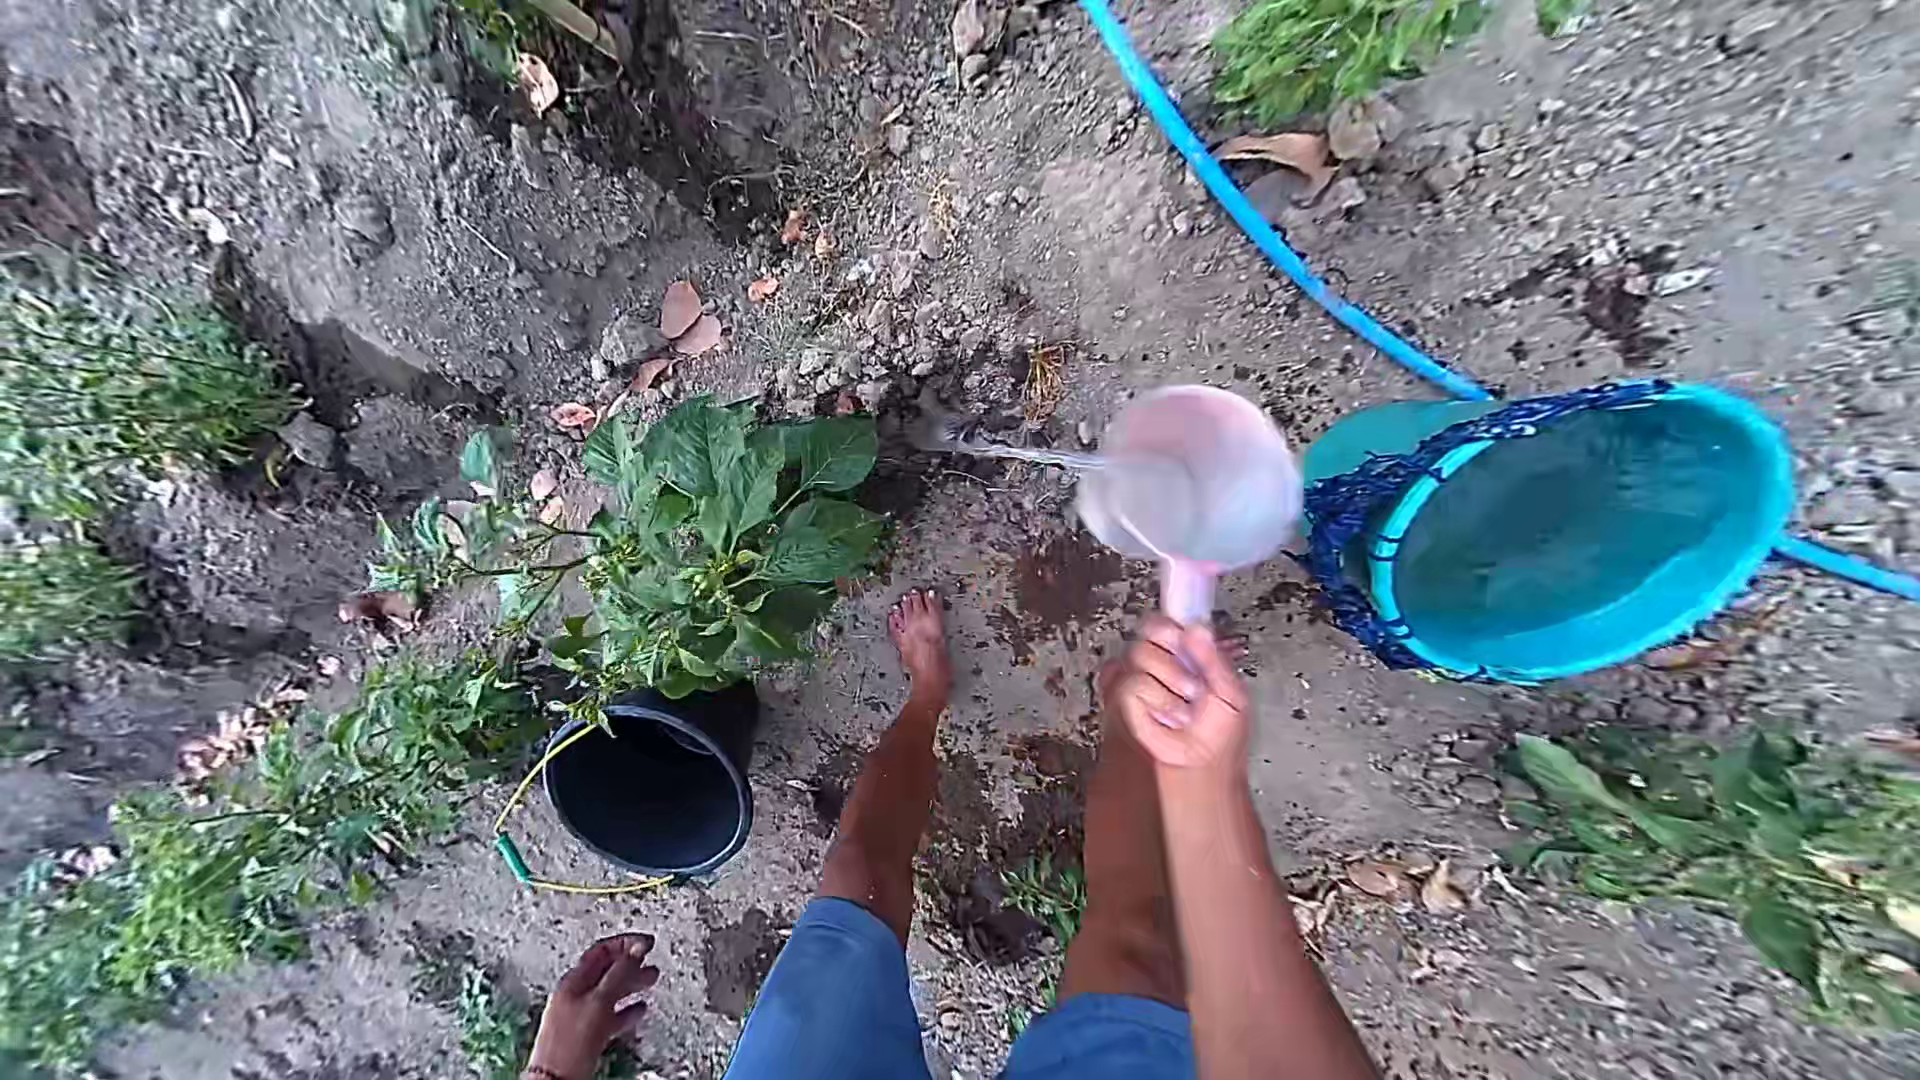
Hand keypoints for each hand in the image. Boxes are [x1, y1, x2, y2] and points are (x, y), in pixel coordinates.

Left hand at [525, 933, 658, 1079]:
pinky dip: (627, 1009)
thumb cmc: (570, 1043)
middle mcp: (575, 997)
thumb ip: (620, 971)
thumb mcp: (600, 999)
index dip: (625, 943)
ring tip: (651, 979)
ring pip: (611, 991)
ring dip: (633, 983)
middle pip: (607, 970)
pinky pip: (611, 1015)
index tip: (646, 942)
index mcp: (573, 982)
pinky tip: (638, 1010)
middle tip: (650, 958)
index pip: (601, 950)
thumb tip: (637, 948)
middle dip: (632, 963)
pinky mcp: (586, 1037)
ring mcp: (580, 1017)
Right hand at [1110, 615, 1249, 773]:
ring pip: (1138, 656)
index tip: (1182, 639)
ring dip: (1169, 685)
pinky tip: (1168, 718)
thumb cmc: (1219, 735)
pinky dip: (1156, 701)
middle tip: (1193, 687)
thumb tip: (1197, 627)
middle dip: (1174, 660)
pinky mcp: (1124, 702)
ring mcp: (1138, 681)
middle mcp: (1157, 664)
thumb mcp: (1231, 693)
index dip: (1169, 627)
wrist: (1205, 768)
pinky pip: (1130, 685)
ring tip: (1185, 710)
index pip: (1163, 624)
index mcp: (1182, 655)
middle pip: (1148, 634)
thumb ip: (1214, 659)